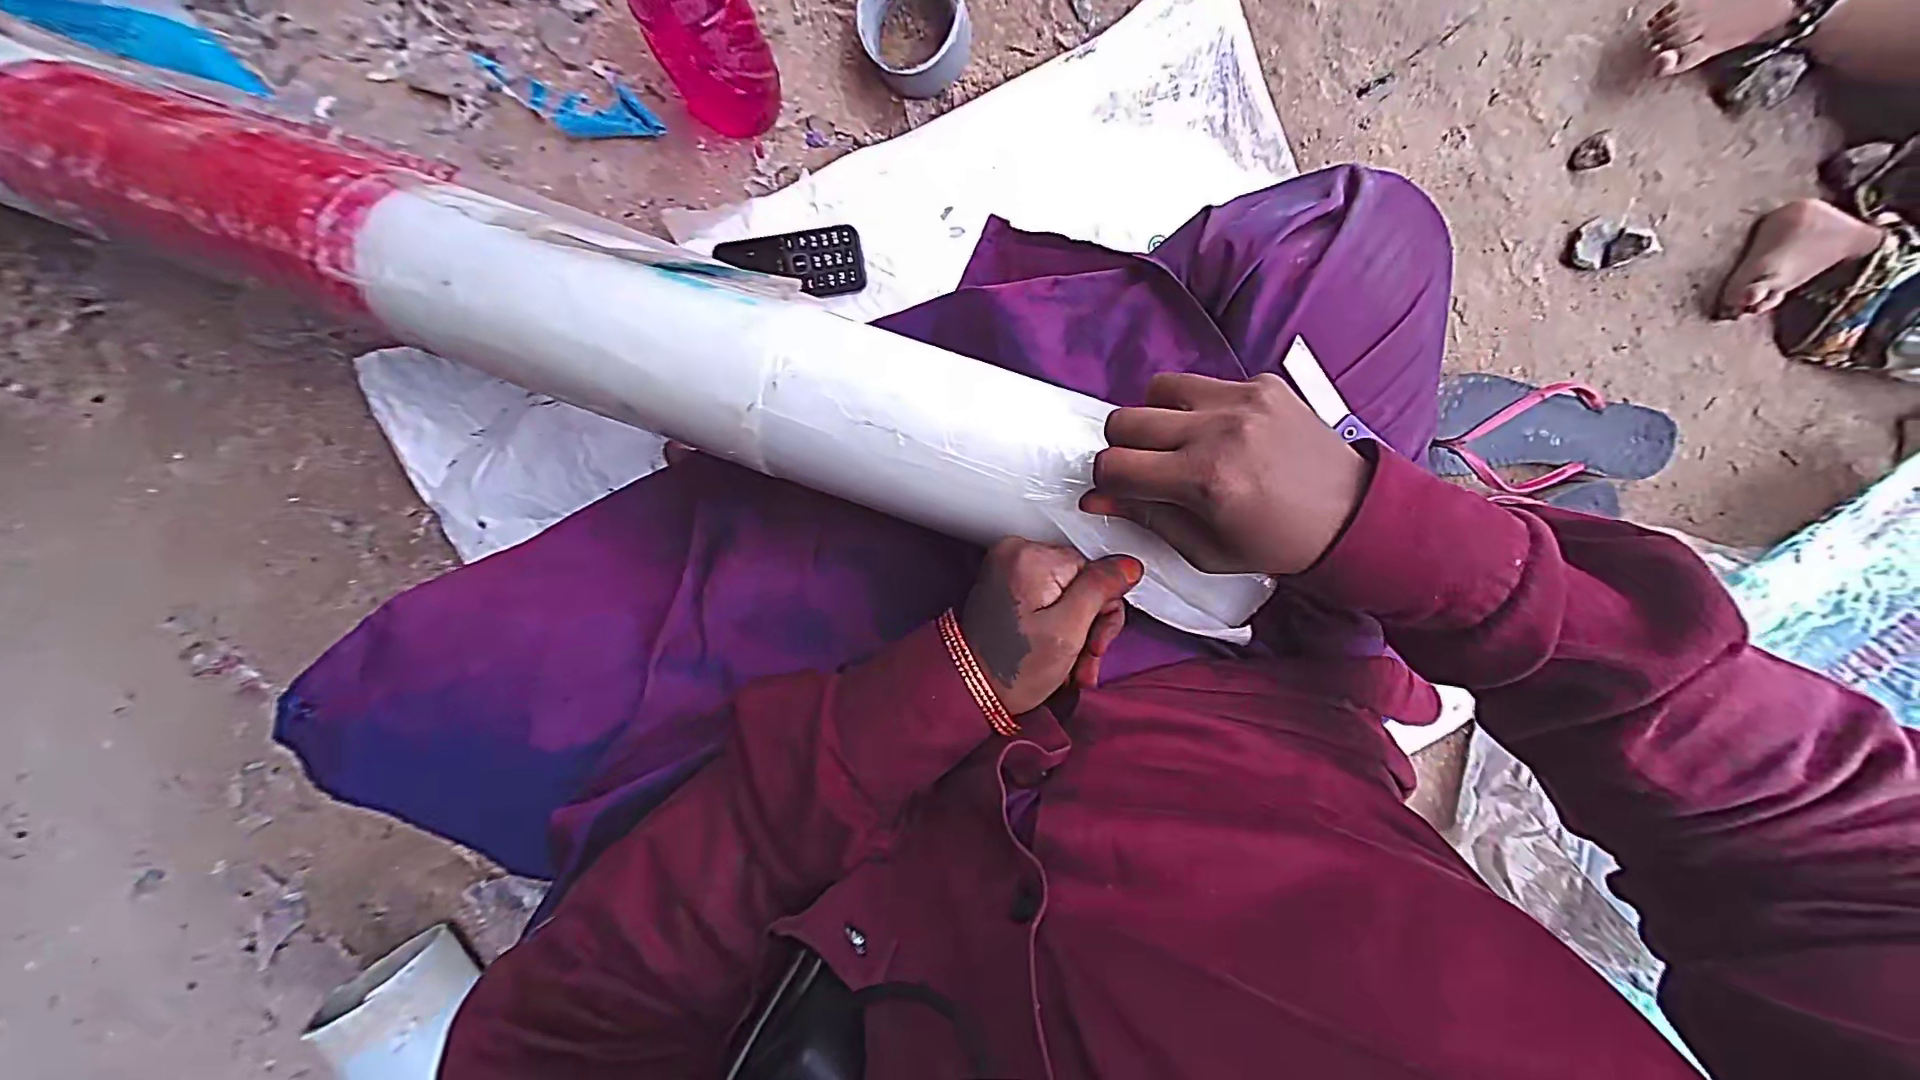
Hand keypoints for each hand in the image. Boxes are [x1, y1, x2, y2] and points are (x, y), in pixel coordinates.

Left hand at [960, 539, 1142, 713]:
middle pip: (1081, 581)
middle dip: (1089, 625)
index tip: (1093, 643)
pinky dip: (1057, 625)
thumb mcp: (1067, 631)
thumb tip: (1127, 566)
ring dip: (1076, 632)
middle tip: (1082, 660)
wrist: (971, 690)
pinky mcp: (1005, 585)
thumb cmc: (1012, 669)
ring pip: (1068, 592)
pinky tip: (1055, 652)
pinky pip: (1048, 596)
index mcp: (1030, 556)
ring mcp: (1008, 568)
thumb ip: (1100, 590)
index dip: (1102, 611)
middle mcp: (1015, 552)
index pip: (1095, 571)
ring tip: (1070, 664)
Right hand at [1080, 373, 1371, 575]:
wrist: (1352, 517)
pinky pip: (1202, 384)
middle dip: (1122, 446)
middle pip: (1124, 419)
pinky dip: (1197, 406)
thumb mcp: (1204, 549)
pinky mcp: (1263, 384)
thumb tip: (1099, 497)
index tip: (1117, 486)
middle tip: (1144, 466)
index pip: (1114, 464)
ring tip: (1178, 442)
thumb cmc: (1277, 542)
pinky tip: (1219, 431)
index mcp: (1204, 480)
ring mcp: (1244, 400)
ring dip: (1156, 417)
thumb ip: (1145, 518)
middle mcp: (1220, 431)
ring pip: (1156, 388)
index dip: (1105, 479)